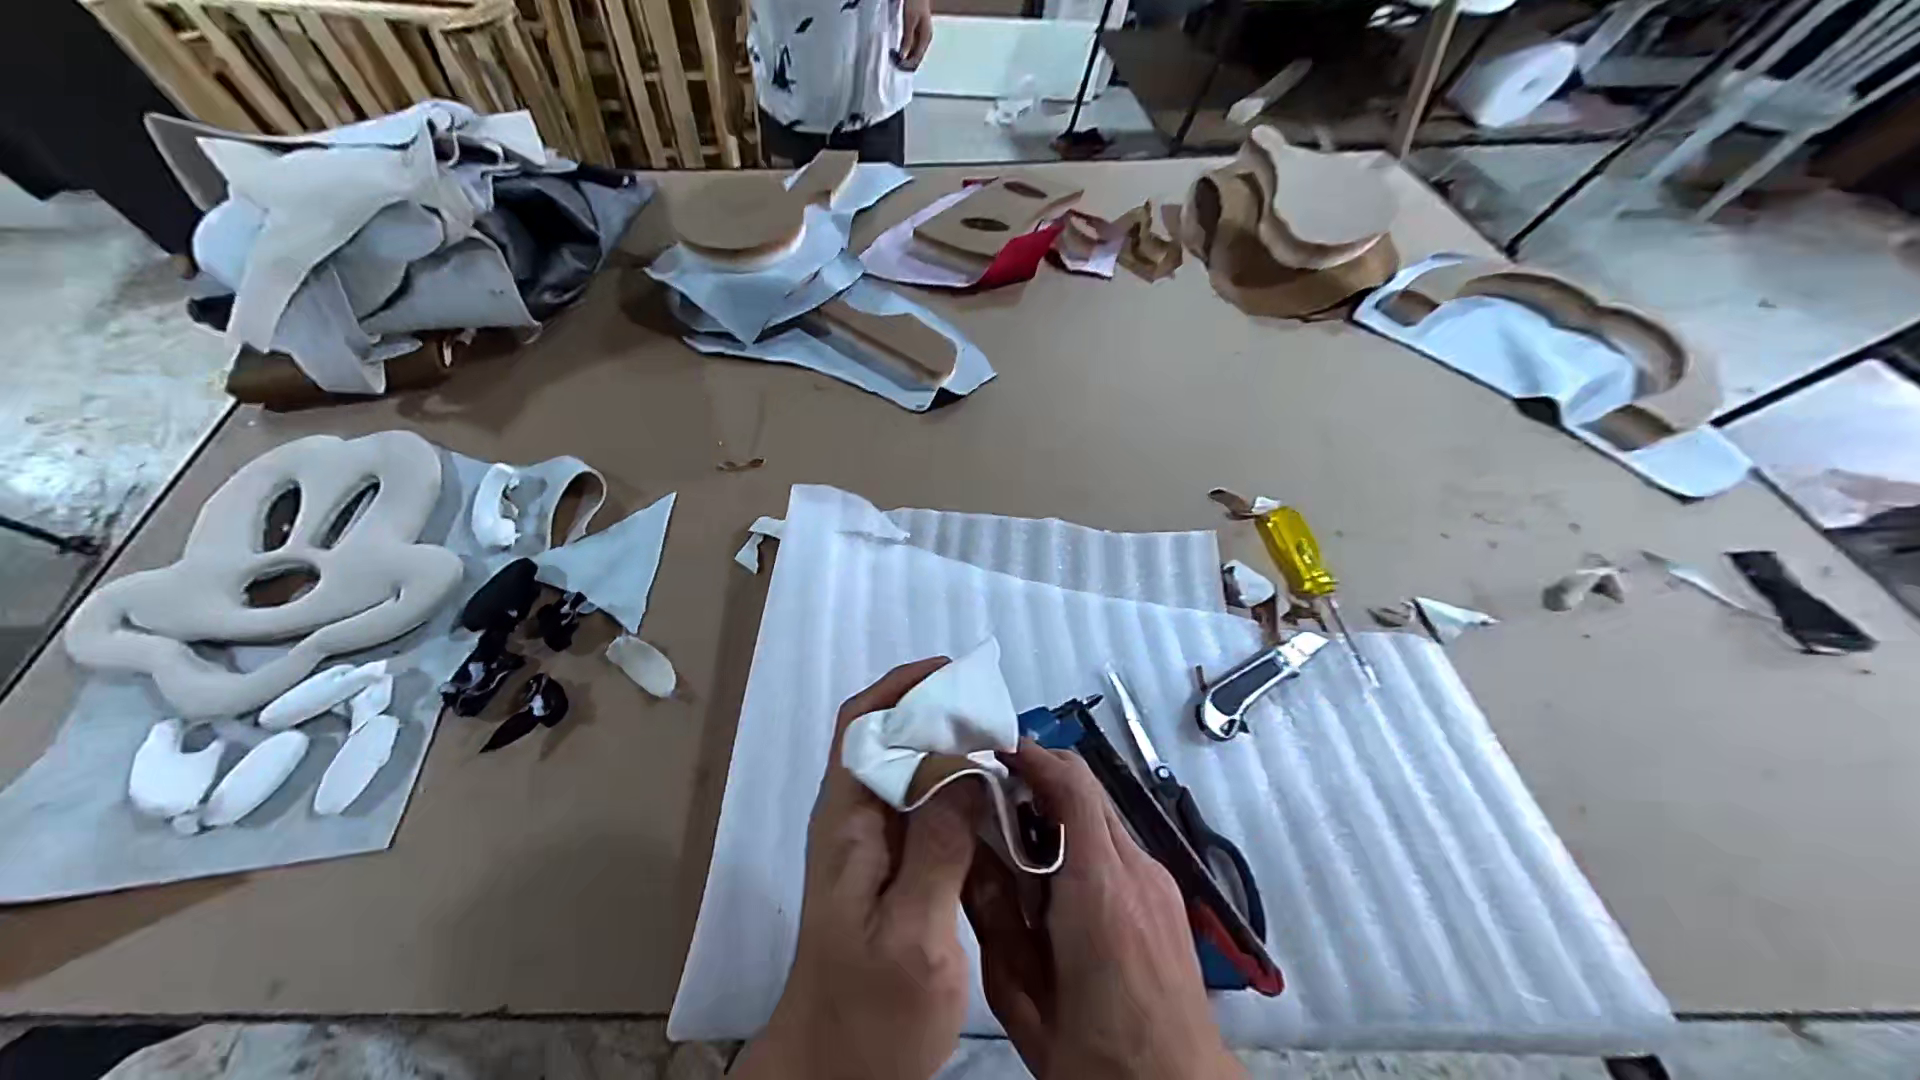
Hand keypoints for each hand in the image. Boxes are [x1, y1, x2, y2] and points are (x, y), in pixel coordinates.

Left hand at [732, 658, 977, 1079]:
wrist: (836, 1069)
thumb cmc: (869, 1013)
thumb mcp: (912, 934)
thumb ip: (936, 848)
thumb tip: (963, 767)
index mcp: (847, 822)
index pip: (862, 725)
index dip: (902, 689)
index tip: (954, 677)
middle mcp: (854, 819)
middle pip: (886, 737)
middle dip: (933, 711)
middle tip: (992, 714)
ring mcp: (871, 842)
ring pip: (907, 768)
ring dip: (947, 746)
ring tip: (999, 745)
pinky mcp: (891, 864)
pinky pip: (924, 804)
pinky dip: (956, 786)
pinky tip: (992, 797)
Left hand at [896, 0, 933, 69]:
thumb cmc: (915, 3)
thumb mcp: (909, 21)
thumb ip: (907, 39)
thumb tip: (904, 56)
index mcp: (926, 37)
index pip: (917, 57)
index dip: (908, 64)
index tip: (899, 66)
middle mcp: (926, 39)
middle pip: (917, 57)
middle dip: (908, 62)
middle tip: (897, 65)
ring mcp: (924, 36)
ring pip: (916, 53)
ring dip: (907, 57)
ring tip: (897, 60)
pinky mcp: (919, 33)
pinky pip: (914, 46)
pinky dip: (907, 50)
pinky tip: (901, 51)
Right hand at [963, 739, 1243, 1079]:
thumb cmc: (1092, 1056)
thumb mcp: (1020, 994)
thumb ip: (992, 917)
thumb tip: (970, 853)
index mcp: (1099, 889)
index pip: (1072, 786)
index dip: (1032, 756)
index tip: (995, 749)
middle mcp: (1137, 870)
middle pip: (1088, 788)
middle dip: (1040, 775)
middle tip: (995, 787)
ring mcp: (1159, 880)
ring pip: (1102, 812)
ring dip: (1060, 806)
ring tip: (1019, 830)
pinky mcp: (1168, 895)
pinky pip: (1117, 843)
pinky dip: (1082, 835)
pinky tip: (1057, 872)